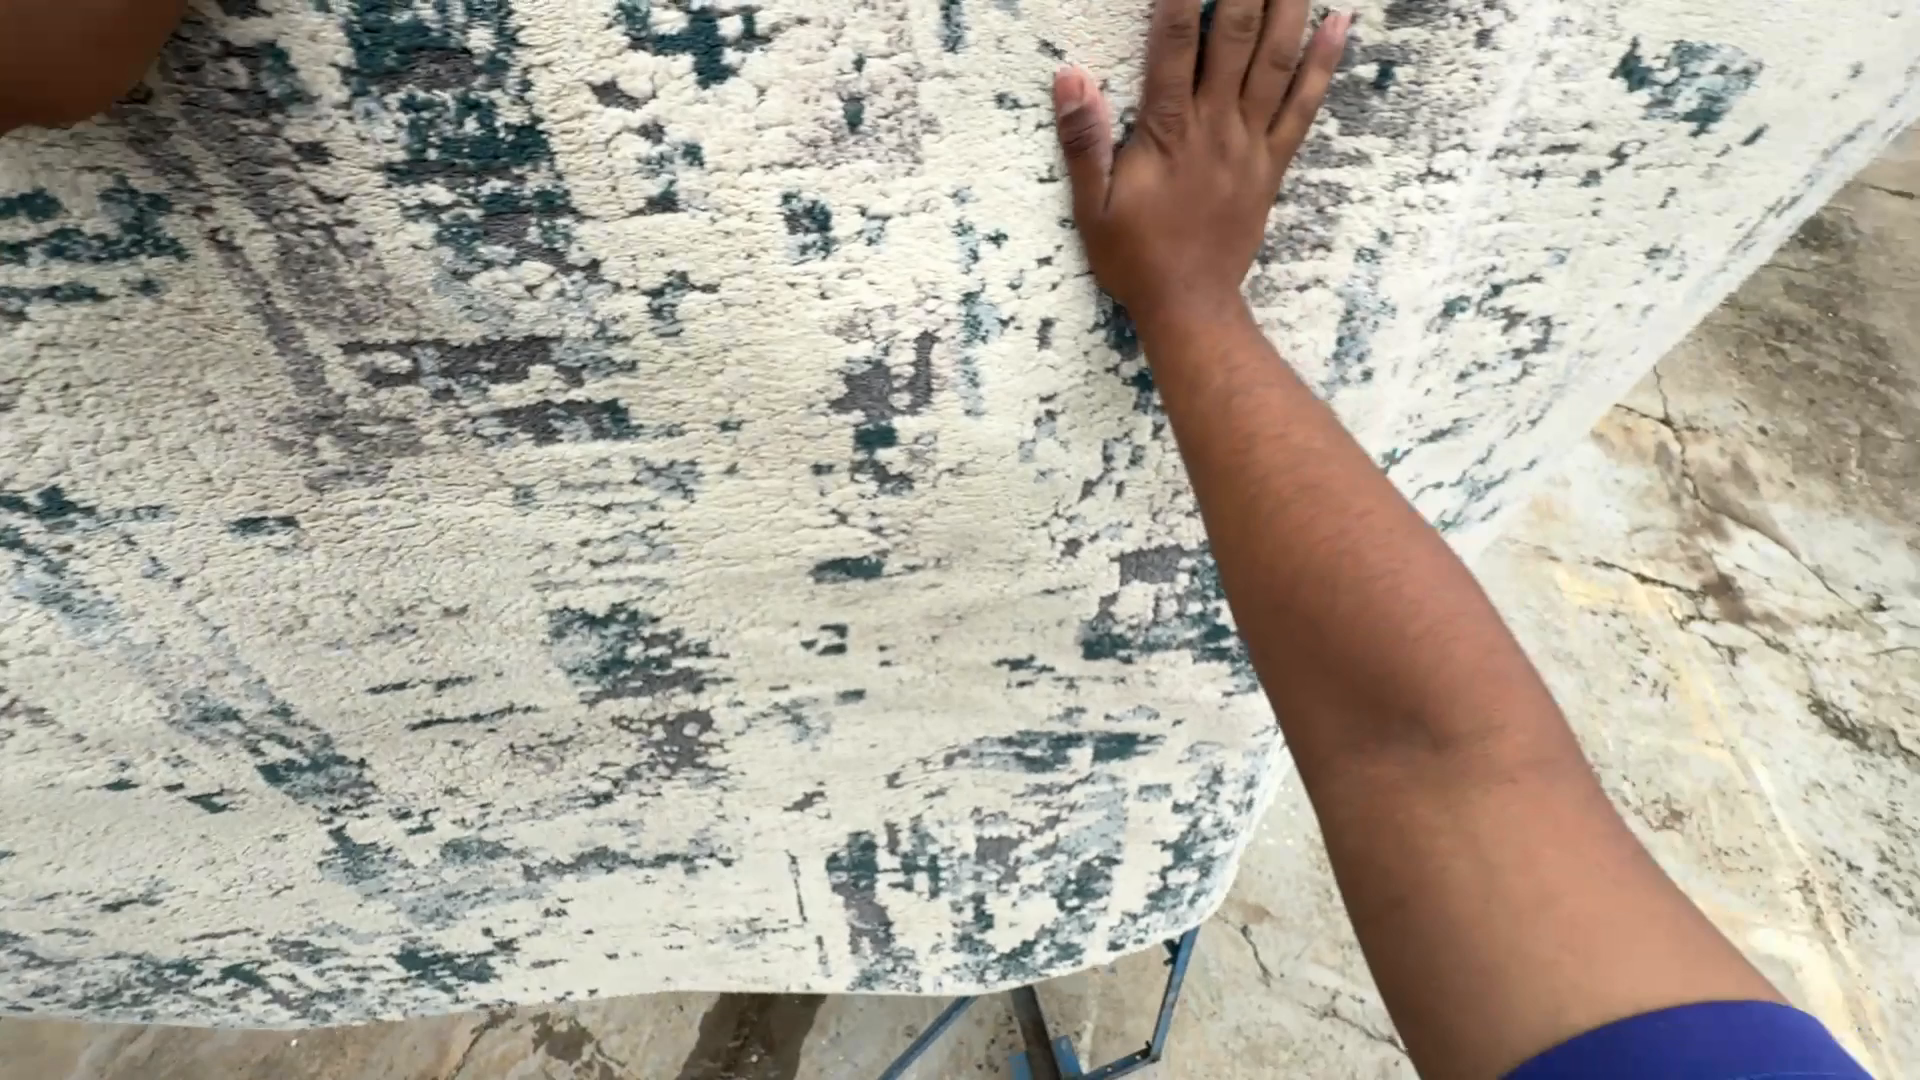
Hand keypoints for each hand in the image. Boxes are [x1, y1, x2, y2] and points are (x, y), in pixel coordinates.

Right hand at [1053, 0, 1350, 330]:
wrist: (1188, 305)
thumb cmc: (1134, 260)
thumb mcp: (1091, 210)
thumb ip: (1082, 144)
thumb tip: (1070, 79)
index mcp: (1168, 132)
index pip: (1173, 41)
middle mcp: (1215, 126)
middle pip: (1235, 34)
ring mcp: (1249, 144)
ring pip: (1276, 58)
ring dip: (1289, 1)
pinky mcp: (1271, 167)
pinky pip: (1303, 108)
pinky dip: (1324, 64)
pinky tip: (1341, 22)